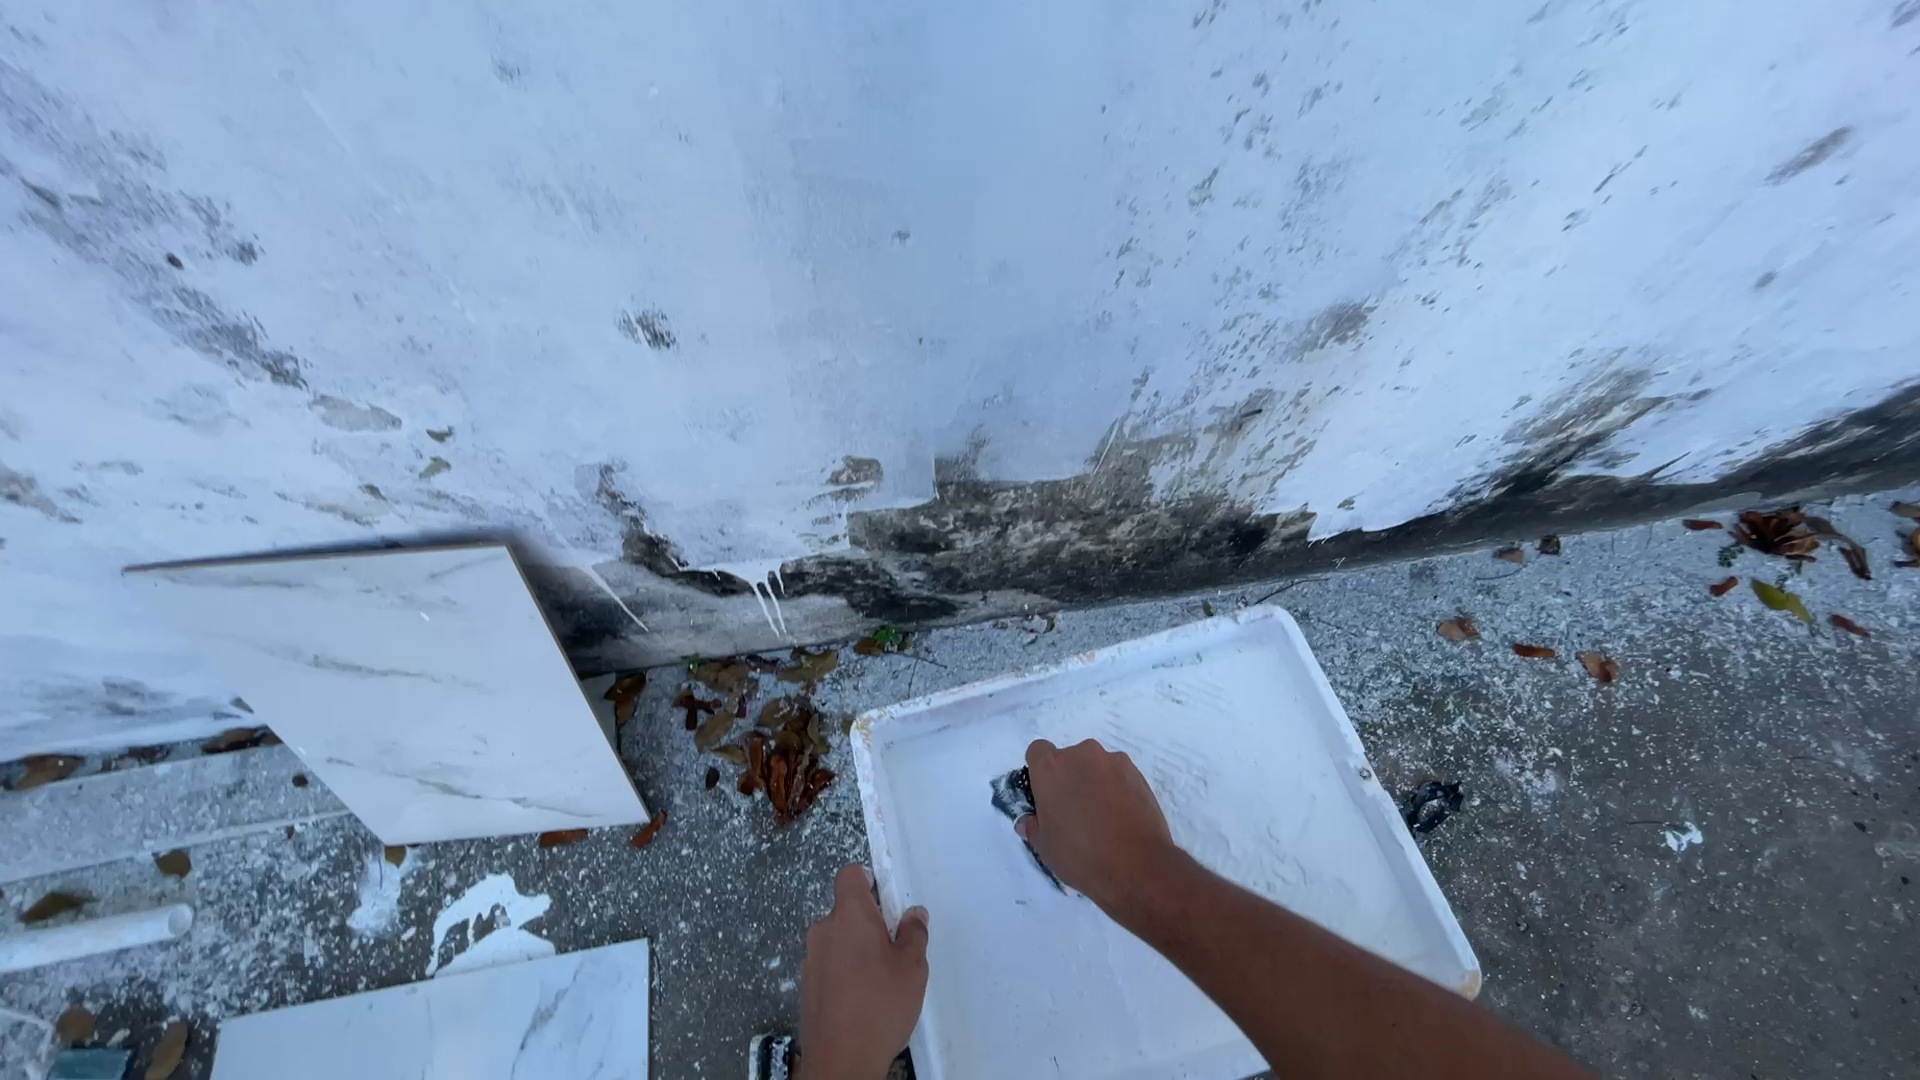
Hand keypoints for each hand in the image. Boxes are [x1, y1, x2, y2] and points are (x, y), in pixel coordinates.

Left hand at [800, 865, 929, 1079]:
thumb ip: (914, 933)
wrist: (840, 1064)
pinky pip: (828, 966)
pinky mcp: (806, 988)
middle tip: (892, 951)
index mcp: (850, 916)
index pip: (850, 875)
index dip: (868, 880)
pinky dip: (843, 974)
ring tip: (879, 982)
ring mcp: (811, 960)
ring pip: (837, 940)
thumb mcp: (912, 967)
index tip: (885, 901)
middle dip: (868, 924)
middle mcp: (824, 930)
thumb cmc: (880, 1005)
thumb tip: (914, 914)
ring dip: (855, 950)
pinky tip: (861, 1002)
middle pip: (846, 911)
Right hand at [1017, 738, 1183, 913]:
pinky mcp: (1137, 772)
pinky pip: (1118, 774)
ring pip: (1095, 766)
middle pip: (1069, 759)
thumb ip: (1033, 827)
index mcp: (1050, 768)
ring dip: (1095, 782)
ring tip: (1103, 817)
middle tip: (1075, 811)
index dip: (1041, 773)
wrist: (1137, 866)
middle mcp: (1081, 754)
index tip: (1047, 795)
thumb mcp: (1045, 848)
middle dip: (1069, 778)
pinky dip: (1117, 788)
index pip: (1038, 752)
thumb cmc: (1081, 856)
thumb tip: (1029, 821)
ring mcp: (1112, 761)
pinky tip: (1122, 817)